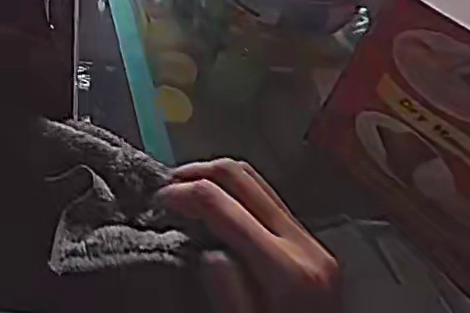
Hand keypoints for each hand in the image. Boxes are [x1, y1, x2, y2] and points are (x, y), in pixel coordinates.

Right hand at [155, 159, 340, 312]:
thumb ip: (229, 297)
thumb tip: (207, 252)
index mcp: (290, 274)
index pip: (223, 205)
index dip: (183, 194)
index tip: (158, 201)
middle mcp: (305, 246)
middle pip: (238, 176)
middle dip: (195, 173)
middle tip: (166, 188)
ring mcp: (312, 242)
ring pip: (251, 178)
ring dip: (212, 177)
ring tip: (184, 192)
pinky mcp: (311, 244)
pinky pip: (263, 195)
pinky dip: (232, 190)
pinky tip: (213, 206)